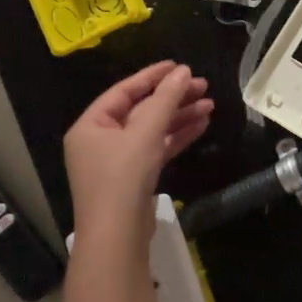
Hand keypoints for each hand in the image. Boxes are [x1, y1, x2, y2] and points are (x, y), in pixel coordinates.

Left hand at [64, 61, 211, 240]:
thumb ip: (165, 99)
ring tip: (210, 105)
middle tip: (203, 86)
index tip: (181, 66)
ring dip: (180, 116)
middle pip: (141, 109)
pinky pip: (157, 147)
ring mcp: (118, 160)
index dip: (153, 76)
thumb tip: (184, 72)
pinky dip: (178, 136)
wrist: (117, 235)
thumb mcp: (145, 132)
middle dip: (173, 98)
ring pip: (153, 129)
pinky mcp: (135, 177)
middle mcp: (101, 140)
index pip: (124, 91)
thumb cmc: (122, 176)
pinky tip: (201, 125)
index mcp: (91, 126)